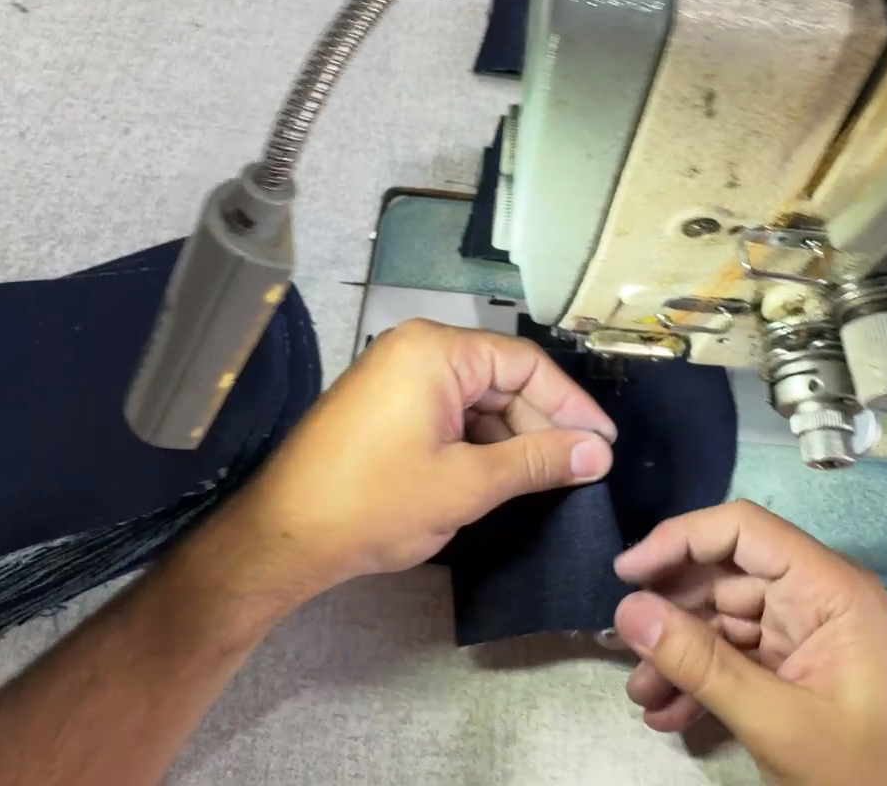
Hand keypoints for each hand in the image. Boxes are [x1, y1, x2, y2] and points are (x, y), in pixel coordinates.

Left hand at [221, 320, 616, 598]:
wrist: (281, 537)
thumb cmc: (374, 503)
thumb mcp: (466, 484)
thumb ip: (537, 462)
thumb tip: (598, 453)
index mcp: (436, 351)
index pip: (524, 364)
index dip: (570, 404)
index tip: (604, 443)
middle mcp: (417, 349)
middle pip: (501, 379)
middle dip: (541, 425)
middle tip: (580, 469)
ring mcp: (398, 375)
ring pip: (477, 399)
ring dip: (511, 437)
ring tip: (546, 478)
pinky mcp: (387, 404)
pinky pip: (449, 412)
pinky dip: (478, 442)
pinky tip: (501, 474)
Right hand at [611, 501, 886, 785]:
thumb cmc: (869, 781)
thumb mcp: (778, 723)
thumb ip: (700, 663)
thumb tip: (628, 611)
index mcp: (828, 587)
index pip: (741, 529)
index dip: (679, 540)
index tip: (626, 574)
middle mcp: (816, 598)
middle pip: (726, 577)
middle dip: (671, 612)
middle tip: (621, 645)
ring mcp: (808, 637)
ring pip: (724, 623)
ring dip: (679, 656)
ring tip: (641, 695)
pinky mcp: (801, 674)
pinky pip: (739, 660)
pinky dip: (702, 683)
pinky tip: (668, 714)